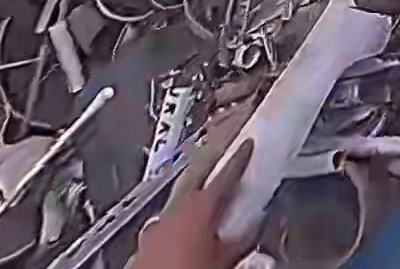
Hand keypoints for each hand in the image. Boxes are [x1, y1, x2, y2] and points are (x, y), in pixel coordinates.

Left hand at [128, 139, 256, 268]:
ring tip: (200, 191)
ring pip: (175, 200)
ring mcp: (154, 230)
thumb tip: (259, 223)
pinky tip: (176, 229)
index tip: (247, 143)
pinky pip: (160, 226)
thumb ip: (244, 237)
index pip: (226, 174)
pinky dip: (172, 221)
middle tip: (221, 149)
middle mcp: (175, 211)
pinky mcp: (140, 249)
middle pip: (194, 175)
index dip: (239, 157)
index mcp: (200, 207)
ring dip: (189, 193)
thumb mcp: (226, 259)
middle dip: (209, 161)